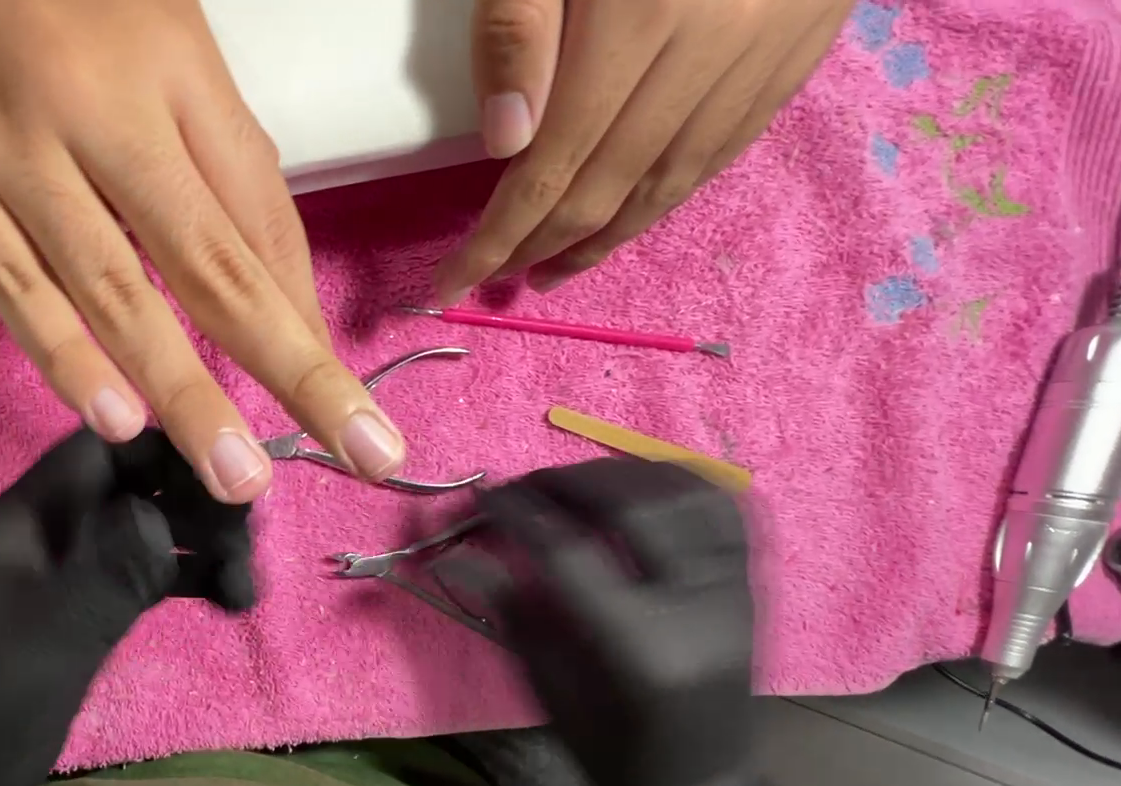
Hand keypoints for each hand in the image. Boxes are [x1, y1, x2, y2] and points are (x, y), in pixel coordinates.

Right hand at [0, 0, 407, 502]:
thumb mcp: (161, 50)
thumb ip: (215, 164)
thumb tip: (273, 286)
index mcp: (175, 78)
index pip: (260, 217)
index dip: (306, 317)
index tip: (348, 402)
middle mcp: (104, 120)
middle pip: (212, 266)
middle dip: (289, 370)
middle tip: (356, 452)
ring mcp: (18, 158)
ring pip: (114, 292)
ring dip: (184, 392)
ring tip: (235, 475)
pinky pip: (14, 290)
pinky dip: (66, 359)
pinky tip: (117, 420)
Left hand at [0, 429, 253, 785]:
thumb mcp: (50, 633)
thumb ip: (109, 571)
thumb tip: (168, 509)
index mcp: (34, 514)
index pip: (107, 446)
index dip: (170, 445)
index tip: (233, 469)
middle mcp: (60, 527)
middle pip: (141, 484)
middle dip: (199, 501)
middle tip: (250, 539)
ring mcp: (79, 567)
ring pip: (154, 531)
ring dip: (205, 547)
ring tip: (247, 587)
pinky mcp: (94, 606)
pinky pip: (152, 575)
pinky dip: (192, 581)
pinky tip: (232, 603)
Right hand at [431, 459, 787, 785]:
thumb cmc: (607, 748)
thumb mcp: (545, 684)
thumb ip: (507, 608)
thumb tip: (451, 553)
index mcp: (638, 646)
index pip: (567, 551)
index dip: (518, 514)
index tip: (482, 495)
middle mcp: (697, 608)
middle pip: (632, 508)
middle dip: (568, 482)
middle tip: (524, 484)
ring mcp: (736, 592)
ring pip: (686, 495)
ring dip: (623, 473)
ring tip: (577, 479)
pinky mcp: (755, 586)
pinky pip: (730, 509)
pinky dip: (684, 483)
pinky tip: (640, 483)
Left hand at [439, 0, 852, 298]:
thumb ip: (519, 32)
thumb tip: (507, 146)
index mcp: (643, 17)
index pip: (548, 172)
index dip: (495, 240)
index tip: (451, 286)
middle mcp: (716, 44)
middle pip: (605, 189)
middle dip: (538, 248)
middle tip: (493, 279)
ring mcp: (774, 46)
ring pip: (671, 185)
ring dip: (602, 242)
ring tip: (551, 273)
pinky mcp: (806, 41)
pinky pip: (726, 150)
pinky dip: (665, 199)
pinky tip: (628, 220)